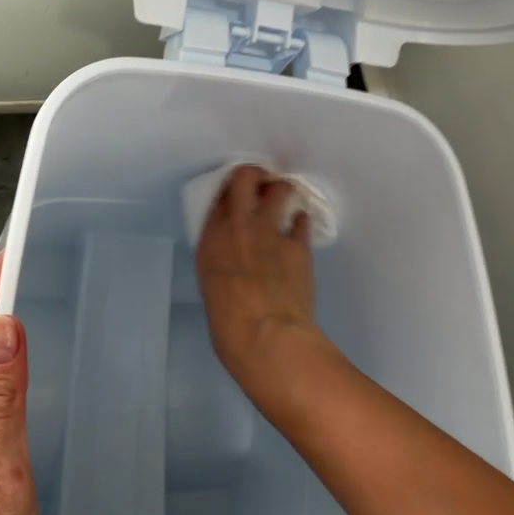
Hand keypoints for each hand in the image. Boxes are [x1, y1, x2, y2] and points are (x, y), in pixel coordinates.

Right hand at [194, 164, 325, 394]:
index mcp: (211, 241)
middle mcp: (238, 226)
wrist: (269, 339)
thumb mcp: (213, 290)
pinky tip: (301, 228)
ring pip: (280, 189)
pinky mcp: (298, 244)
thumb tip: (235, 263)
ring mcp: (270, 231)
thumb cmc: (230, 329)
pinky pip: (302, 221)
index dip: (229, 192)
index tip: (236, 197)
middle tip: (263, 184)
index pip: (218, 196)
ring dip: (283, 192)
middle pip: (245, 177)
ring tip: (286, 202)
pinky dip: (301, 222)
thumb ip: (223, 264)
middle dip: (256, 175)